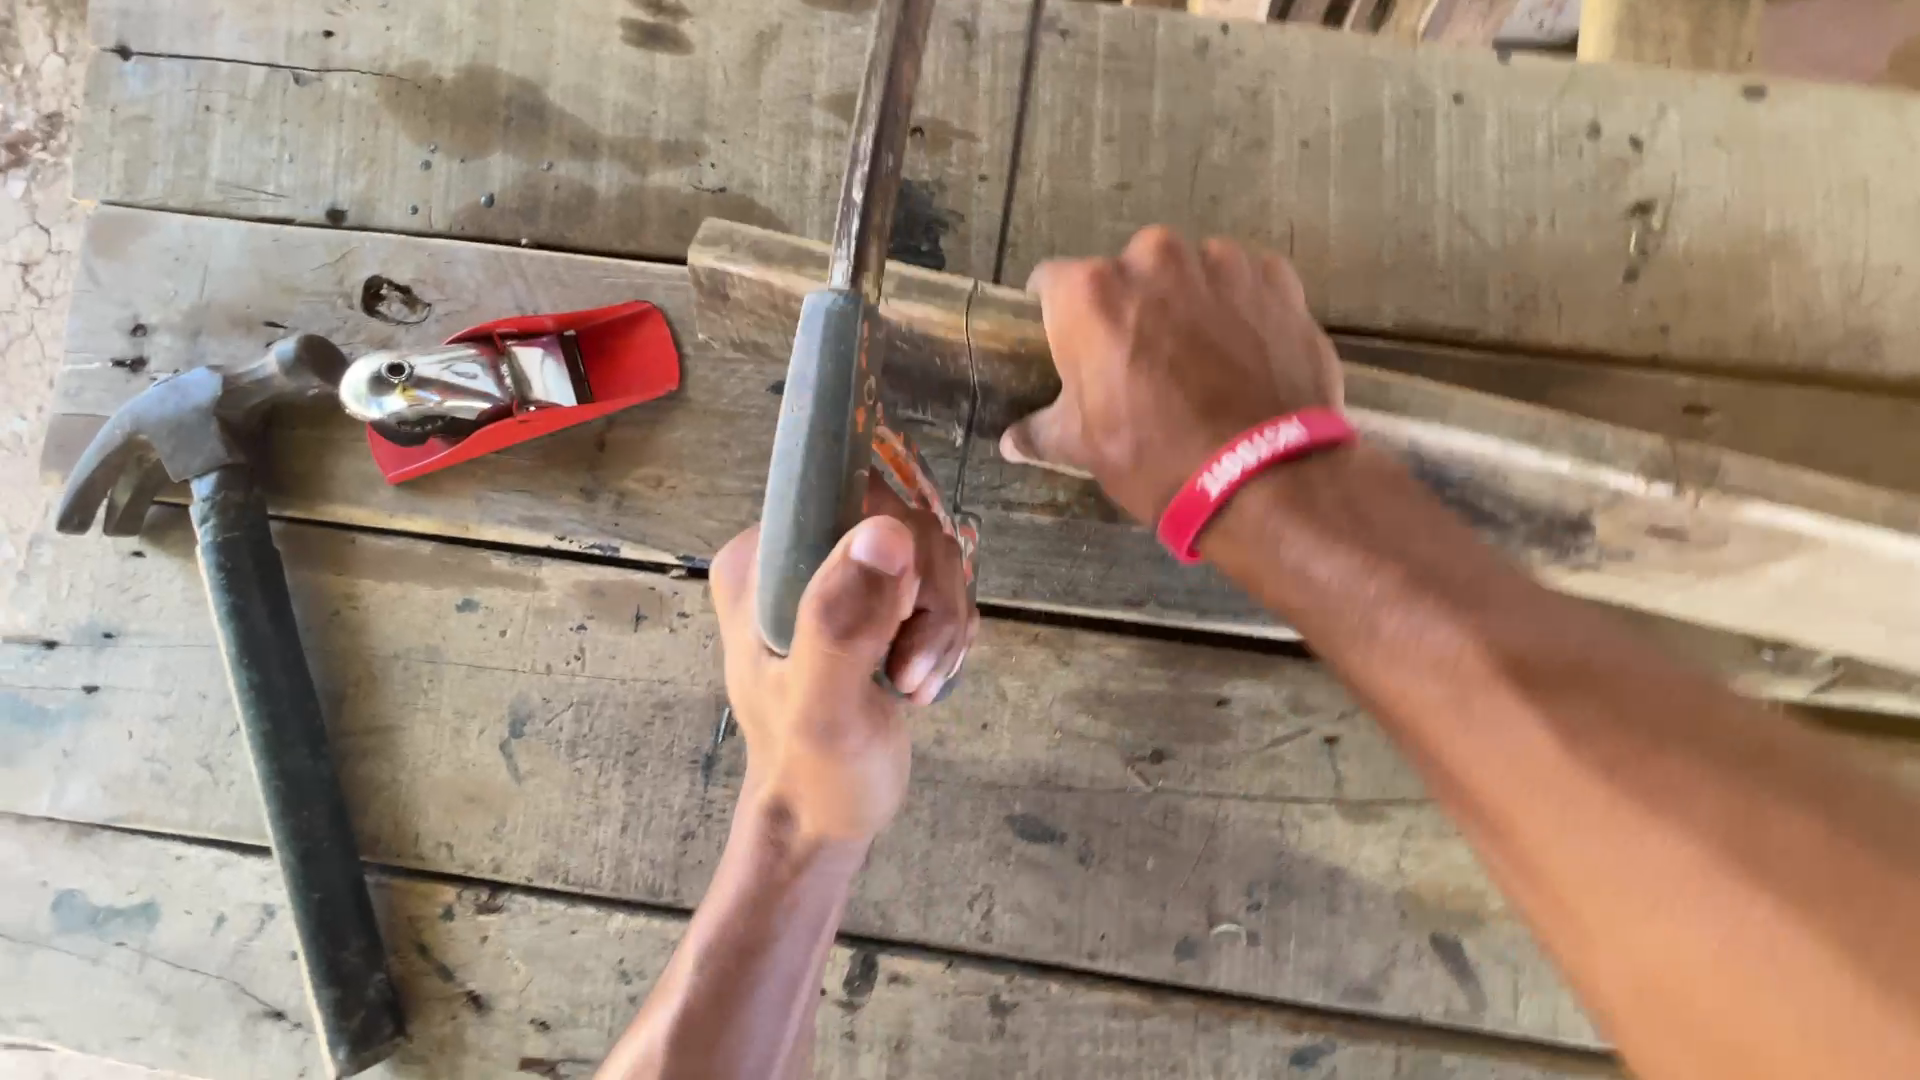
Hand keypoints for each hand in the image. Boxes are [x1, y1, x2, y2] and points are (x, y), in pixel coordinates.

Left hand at [709, 474, 977, 843]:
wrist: (826, 817)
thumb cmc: (814, 775)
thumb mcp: (822, 710)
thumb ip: (840, 623)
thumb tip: (886, 531)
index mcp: (762, 558)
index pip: (853, 495)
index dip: (899, 548)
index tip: (901, 618)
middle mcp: (798, 553)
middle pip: (905, 525)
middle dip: (928, 601)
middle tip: (909, 668)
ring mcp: (838, 576)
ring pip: (932, 557)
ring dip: (941, 624)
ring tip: (912, 683)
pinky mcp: (874, 601)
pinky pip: (940, 585)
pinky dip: (946, 632)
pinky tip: (922, 677)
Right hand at [1001, 226, 1344, 522]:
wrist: (1264, 477)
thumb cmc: (1156, 458)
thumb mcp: (1084, 449)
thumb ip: (1043, 431)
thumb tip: (1010, 442)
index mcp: (1091, 293)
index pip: (1051, 283)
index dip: (1058, 314)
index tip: (1071, 344)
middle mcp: (1152, 258)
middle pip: (1126, 271)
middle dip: (1129, 305)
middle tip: (1141, 360)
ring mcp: (1220, 262)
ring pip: (1188, 271)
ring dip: (1186, 301)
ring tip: (1200, 358)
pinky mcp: (1275, 277)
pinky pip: (1242, 280)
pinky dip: (1237, 305)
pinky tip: (1243, 351)